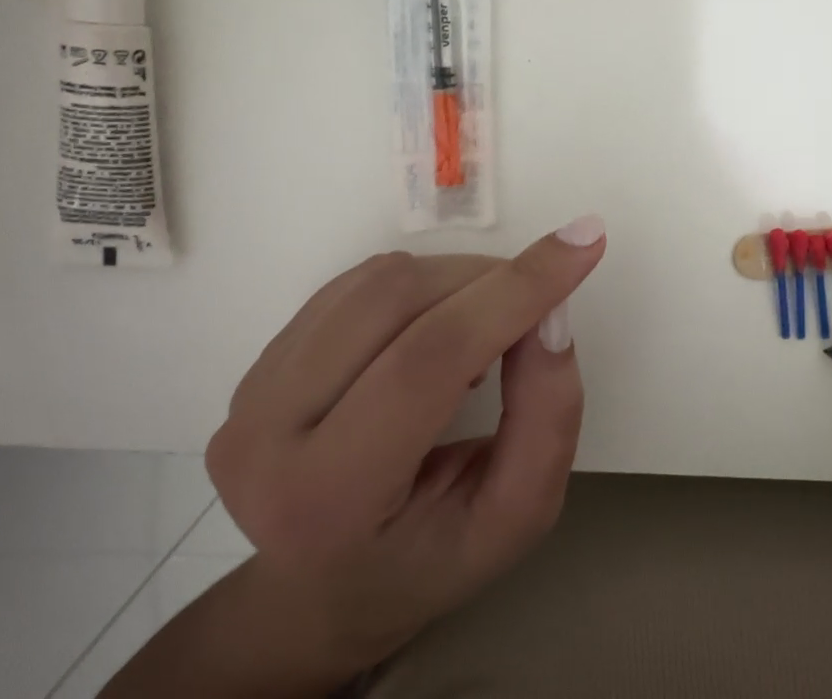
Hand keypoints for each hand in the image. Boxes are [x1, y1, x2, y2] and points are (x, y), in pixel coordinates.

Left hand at [202, 216, 606, 676]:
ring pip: (374, 281)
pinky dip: (421, 286)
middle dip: (490, 281)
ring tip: (486, 332)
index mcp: (329, 494)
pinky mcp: (257, 363)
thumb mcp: (517, 515)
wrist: (326, 587)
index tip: (583, 244)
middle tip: (537, 307)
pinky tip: (438, 330)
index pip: (430, 360)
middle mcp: (265, 435)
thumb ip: (547, 419)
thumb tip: (552, 316)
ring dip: (456, 279)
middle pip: (395, 302)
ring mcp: (249, 393)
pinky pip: (355, 284)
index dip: (513, 292)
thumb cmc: (431, 560)